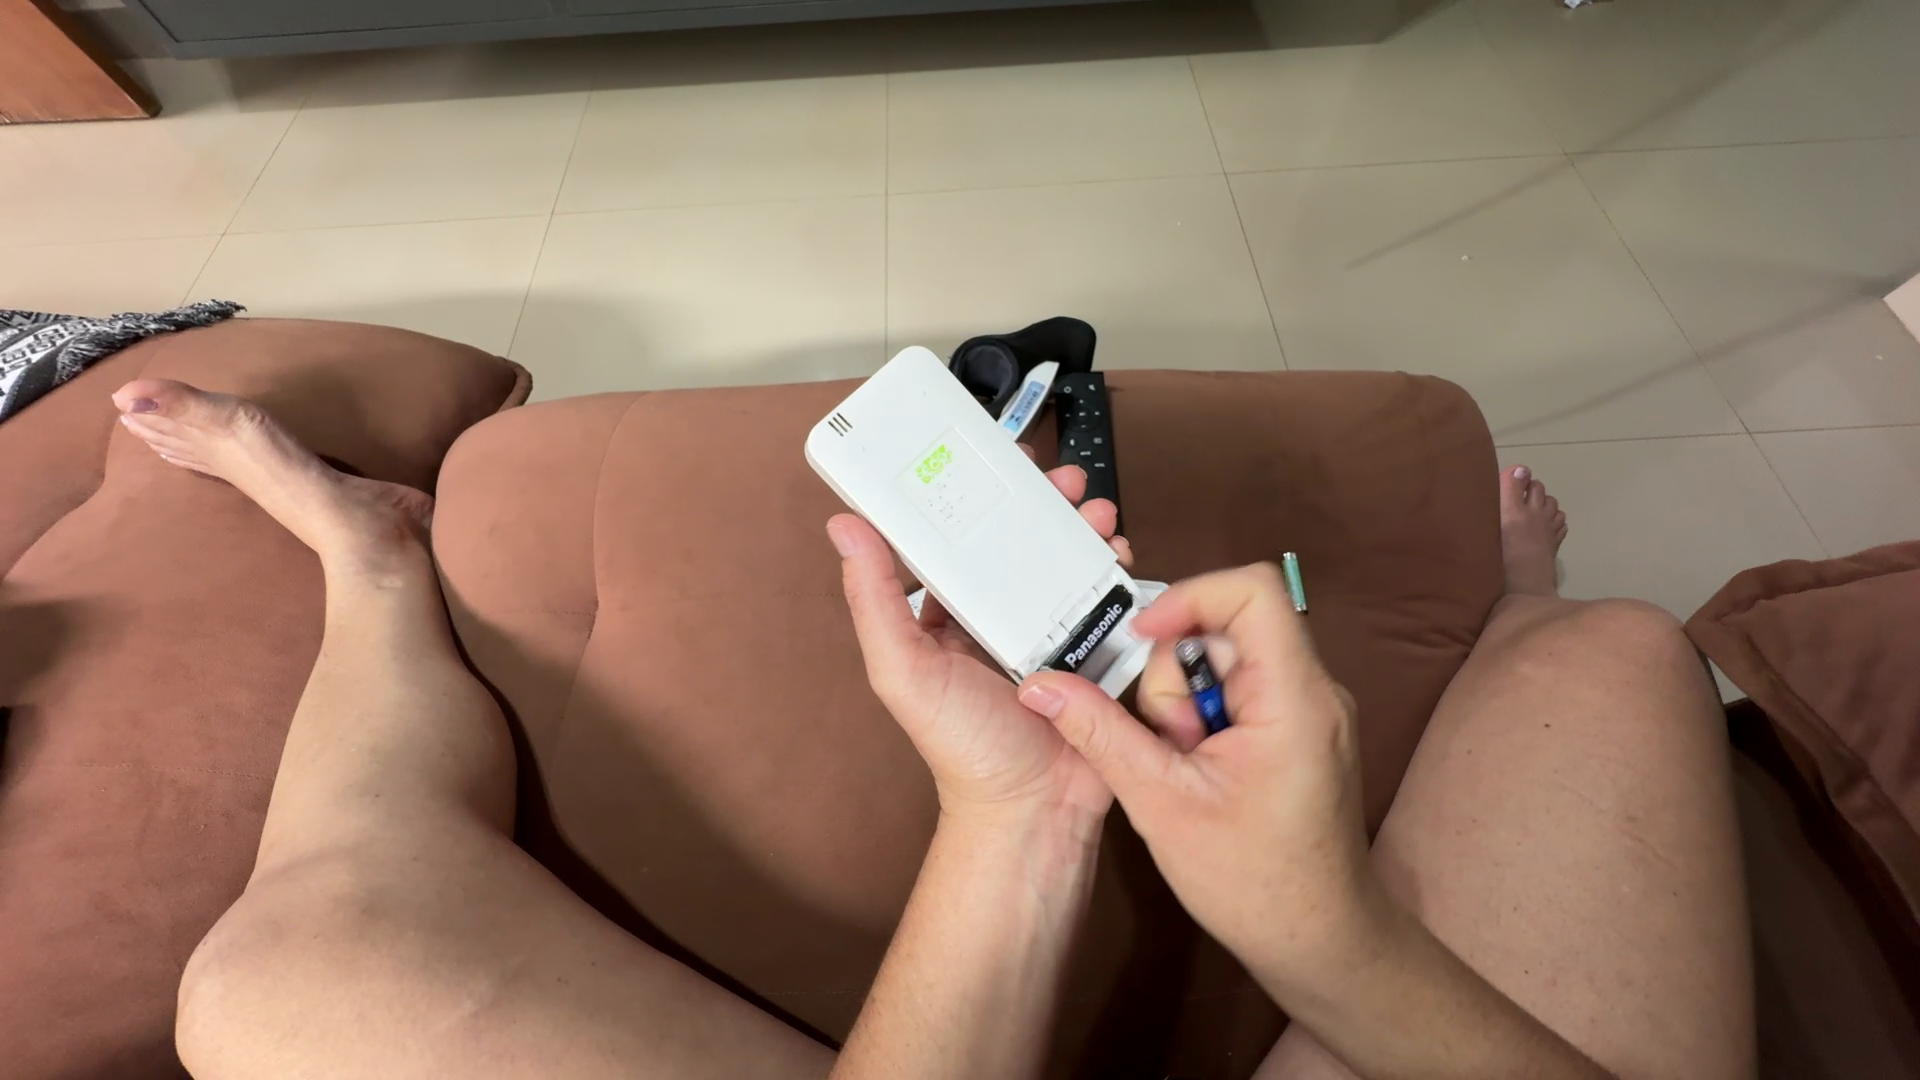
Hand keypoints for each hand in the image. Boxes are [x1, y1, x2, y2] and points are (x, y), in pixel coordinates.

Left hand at [830, 455, 1132, 830]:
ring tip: (1094, 511)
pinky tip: (1116, 553)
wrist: (1034, 807)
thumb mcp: (905, 670)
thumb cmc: (963, 747)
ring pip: (1062, 560)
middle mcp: (996, 613)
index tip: (993, 462)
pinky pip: (1099, 594)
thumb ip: (875, 601)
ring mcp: (1045, 626)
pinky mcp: (1086, 644)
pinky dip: (1109, 568)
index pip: (957, 538)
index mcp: (948, 611)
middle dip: (1041, 503)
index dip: (974, 496)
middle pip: (1018, 541)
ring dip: (1079, 527)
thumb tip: (845, 528)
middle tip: (1060, 478)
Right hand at [1014, 564, 1382, 986]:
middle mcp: (1311, 688)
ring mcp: (1305, 706)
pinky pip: (1232, 686)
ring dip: (1182, 703)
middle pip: (1223, 627)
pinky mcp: (1292, 724)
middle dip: (1174, 675)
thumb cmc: (1256, 885)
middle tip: (1168, 742)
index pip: (1251, 591)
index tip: (1140, 636)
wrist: (1321, 944)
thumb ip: (1099, 733)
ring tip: (1185, 766)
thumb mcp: (1162, 803)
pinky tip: (1196, 767)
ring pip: (1220, 658)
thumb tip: (1040, 686)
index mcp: (1294, 698)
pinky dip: (1198, 715)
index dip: (1188, 595)